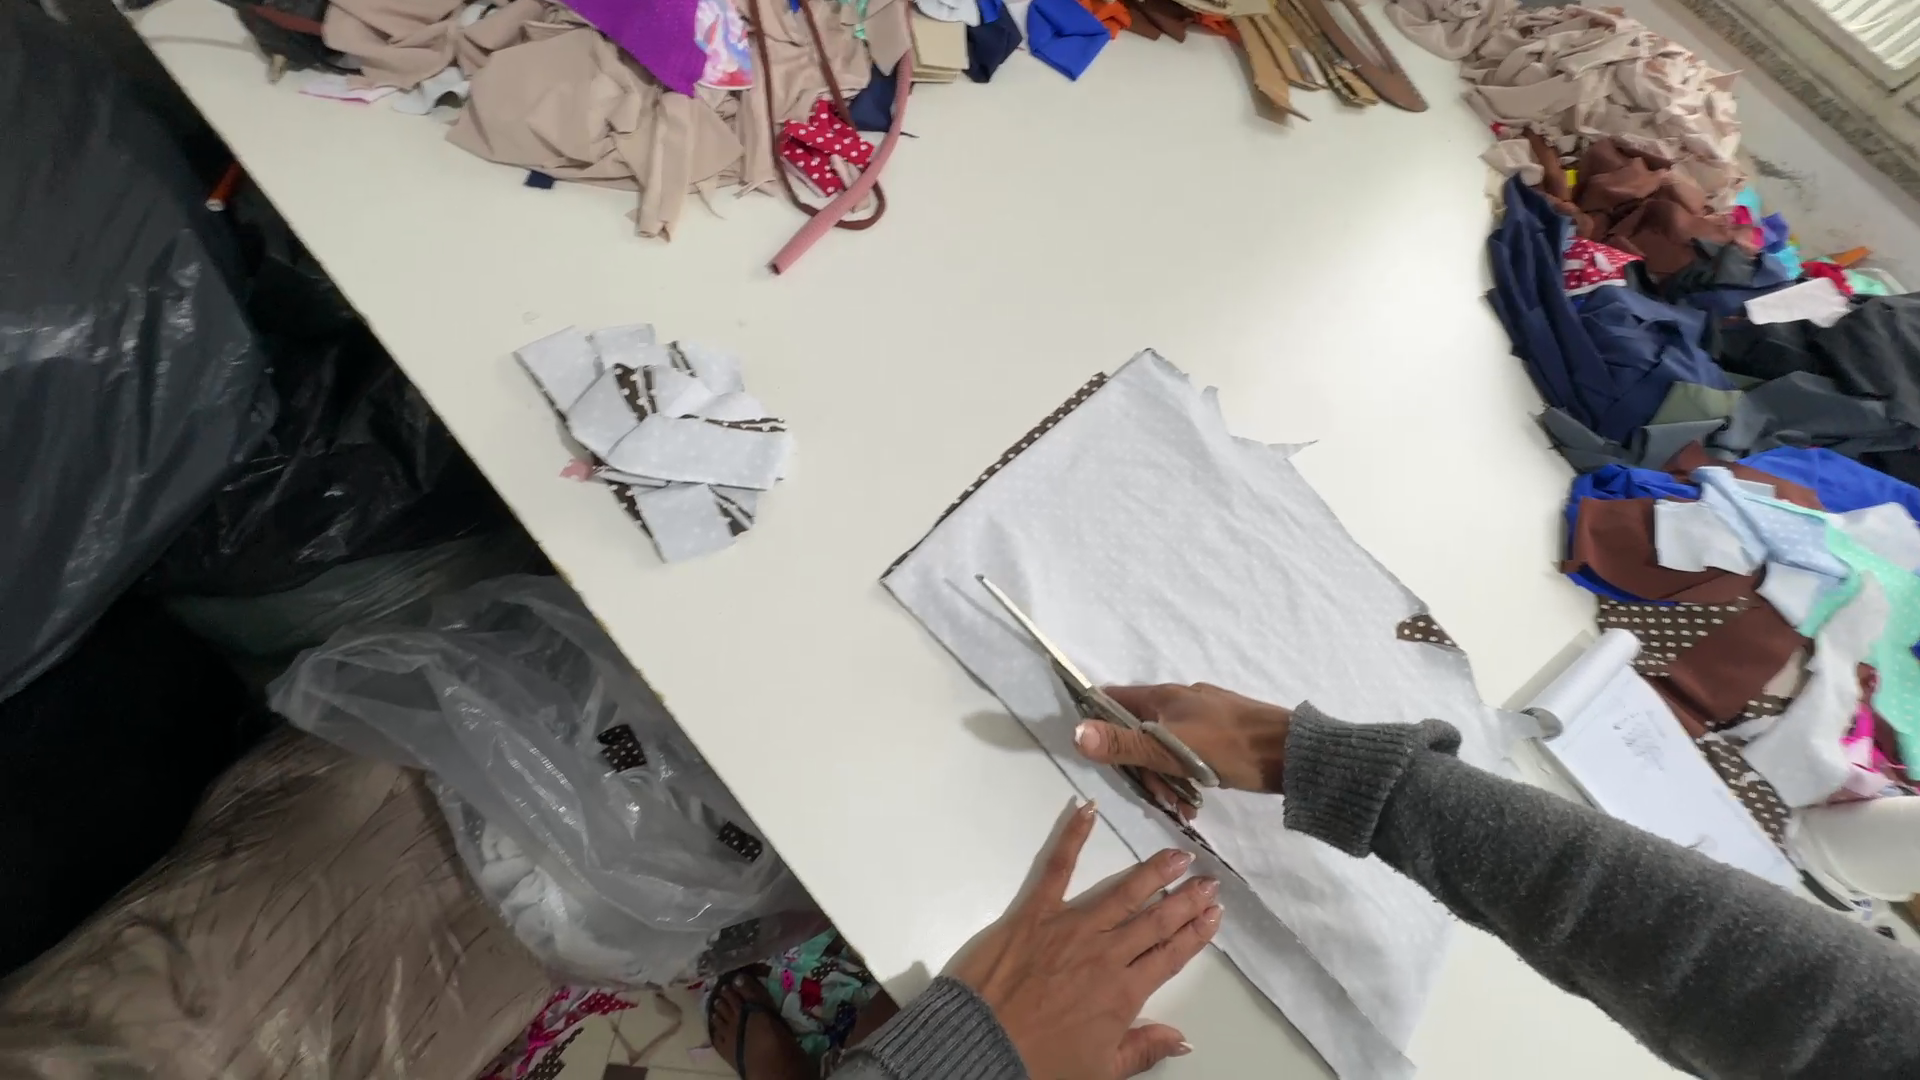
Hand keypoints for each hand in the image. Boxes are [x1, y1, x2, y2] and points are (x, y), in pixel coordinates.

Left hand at [945, 800, 1222, 1077]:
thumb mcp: (1099, 1072)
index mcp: (1122, 993)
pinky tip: (1088, 810)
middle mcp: (1104, 953)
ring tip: (1177, 853)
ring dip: (1152, 872)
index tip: (1215, 913)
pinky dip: (1074, 835)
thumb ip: (1143, 1050)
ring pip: (1122, 893)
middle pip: (1154, 921)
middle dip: (1186, 899)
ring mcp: (1070, 925)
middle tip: (1209, 879)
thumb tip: (1184, 1038)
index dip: (1195, 934)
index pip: (1169, 956)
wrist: (983, 1046)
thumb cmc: (1040, 1064)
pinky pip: (1058, 866)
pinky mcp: (1036, 909)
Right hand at [1076, 684, 1292, 819]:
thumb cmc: (1231, 747)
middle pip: (1139, 729)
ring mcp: (1203, 714)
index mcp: (1162, 696)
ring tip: (1183, 806)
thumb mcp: (1171, 750)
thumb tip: (1076, 733)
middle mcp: (1179, 699)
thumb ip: (1124, 744)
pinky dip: (1187, 776)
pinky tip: (1198, 800)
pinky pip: (1189, 752)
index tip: (1101, 757)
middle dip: (1142, 766)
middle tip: (1159, 796)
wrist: (1295, 754)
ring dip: (1166, 776)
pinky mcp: (1224, 731)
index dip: (1099, 723)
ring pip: (1165, 745)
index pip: (1112, 700)